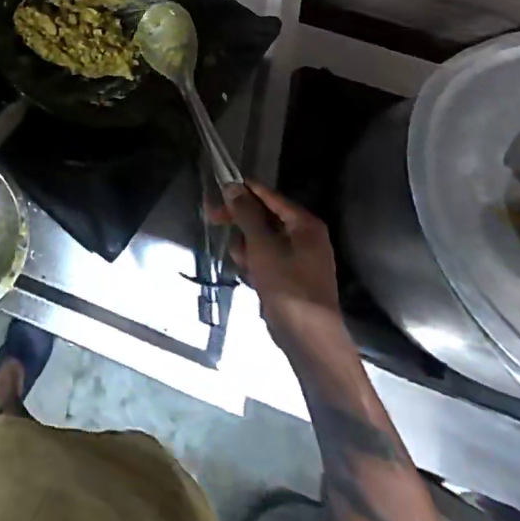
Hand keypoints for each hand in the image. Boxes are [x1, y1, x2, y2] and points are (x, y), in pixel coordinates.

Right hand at [211, 181, 342, 336]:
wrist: (306, 334)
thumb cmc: (286, 284)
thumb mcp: (261, 244)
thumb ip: (246, 213)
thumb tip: (232, 186)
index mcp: (304, 224)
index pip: (269, 196)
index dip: (243, 191)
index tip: (217, 189)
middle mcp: (304, 235)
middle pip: (264, 216)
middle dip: (240, 220)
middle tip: (212, 219)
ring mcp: (298, 256)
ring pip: (261, 237)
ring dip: (246, 244)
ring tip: (241, 260)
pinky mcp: (289, 274)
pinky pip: (265, 255)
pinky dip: (254, 259)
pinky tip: (248, 271)